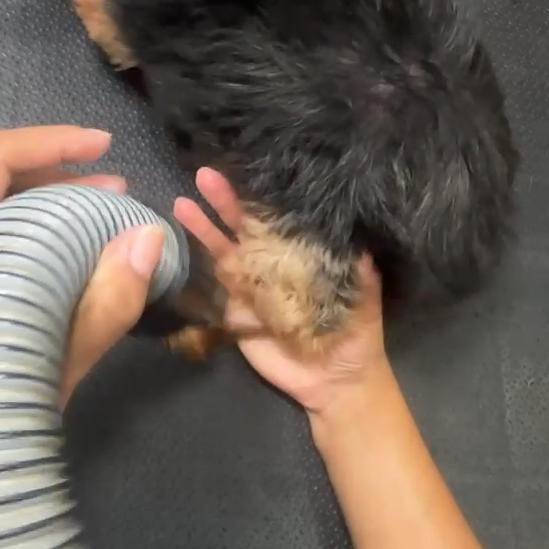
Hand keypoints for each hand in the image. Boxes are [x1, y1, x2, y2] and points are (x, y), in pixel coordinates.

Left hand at [0, 127, 167, 401]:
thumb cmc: (2, 407)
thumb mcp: (63, 356)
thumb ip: (108, 299)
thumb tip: (149, 238)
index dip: (50, 143)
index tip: (105, 146)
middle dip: (52, 168)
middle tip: (112, 186)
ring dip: (37, 190)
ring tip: (96, 204)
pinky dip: (14, 213)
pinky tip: (57, 229)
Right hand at [173, 168, 395, 415]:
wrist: (336, 381)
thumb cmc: (356, 334)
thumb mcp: (364, 290)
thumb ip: (355, 259)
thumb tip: (348, 216)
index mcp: (303, 252)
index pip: (281, 216)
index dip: (264, 194)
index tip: (248, 167)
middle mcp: (275, 261)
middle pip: (246, 225)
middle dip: (226, 200)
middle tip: (206, 174)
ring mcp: (252, 282)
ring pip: (225, 247)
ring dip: (205, 224)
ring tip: (184, 200)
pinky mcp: (236, 307)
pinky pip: (219, 279)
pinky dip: (202, 257)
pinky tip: (185, 240)